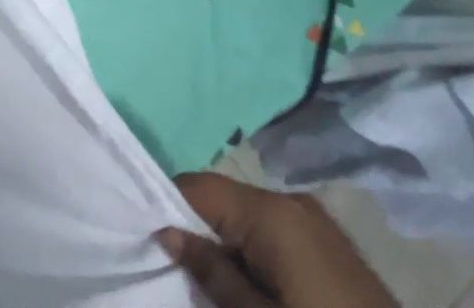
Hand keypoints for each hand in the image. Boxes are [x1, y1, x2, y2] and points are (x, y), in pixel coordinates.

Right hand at [157, 173, 394, 307]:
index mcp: (271, 212)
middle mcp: (291, 201)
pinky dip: (252, 250)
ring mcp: (315, 220)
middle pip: (221, 199)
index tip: (144, 239)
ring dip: (224, 243)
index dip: (166, 208)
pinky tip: (250, 286)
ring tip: (211, 283)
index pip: (196, 186)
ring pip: (246, 216)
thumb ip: (211, 272)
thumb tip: (167, 232)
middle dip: (195, 229)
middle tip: (176, 269)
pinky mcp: (329, 243)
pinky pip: (273, 231)